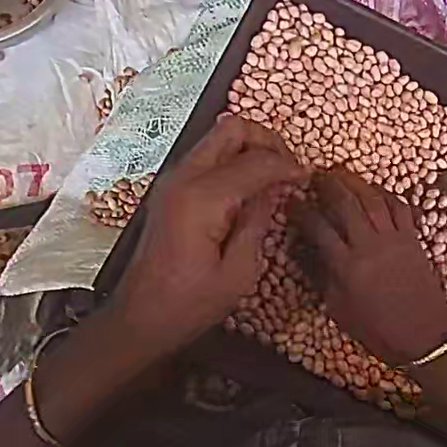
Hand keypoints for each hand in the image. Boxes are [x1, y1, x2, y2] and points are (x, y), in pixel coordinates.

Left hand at [106, 114, 304, 355]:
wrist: (139, 317)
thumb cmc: (190, 304)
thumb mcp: (239, 272)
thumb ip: (258, 222)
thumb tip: (276, 189)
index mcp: (202, 199)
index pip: (256, 162)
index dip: (288, 166)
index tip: (308, 178)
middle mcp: (184, 178)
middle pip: (232, 128)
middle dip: (267, 141)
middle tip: (289, 168)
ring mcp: (173, 180)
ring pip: (218, 137)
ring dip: (250, 148)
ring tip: (274, 178)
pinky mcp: (171, 189)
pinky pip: (208, 156)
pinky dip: (234, 160)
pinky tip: (251, 188)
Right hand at [295, 168, 446, 365]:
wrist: (425, 335)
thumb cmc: (379, 330)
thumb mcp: (340, 311)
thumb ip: (325, 279)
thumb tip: (313, 254)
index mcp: (347, 267)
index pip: (319, 228)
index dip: (301, 211)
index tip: (291, 200)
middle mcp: (369, 246)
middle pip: (346, 203)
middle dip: (328, 185)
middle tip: (315, 175)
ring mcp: (394, 239)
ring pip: (372, 199)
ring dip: (355, 182)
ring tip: (340, 172)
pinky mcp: (413, 238)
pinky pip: (399, 207)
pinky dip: (386, 194)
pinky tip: (375, 190)